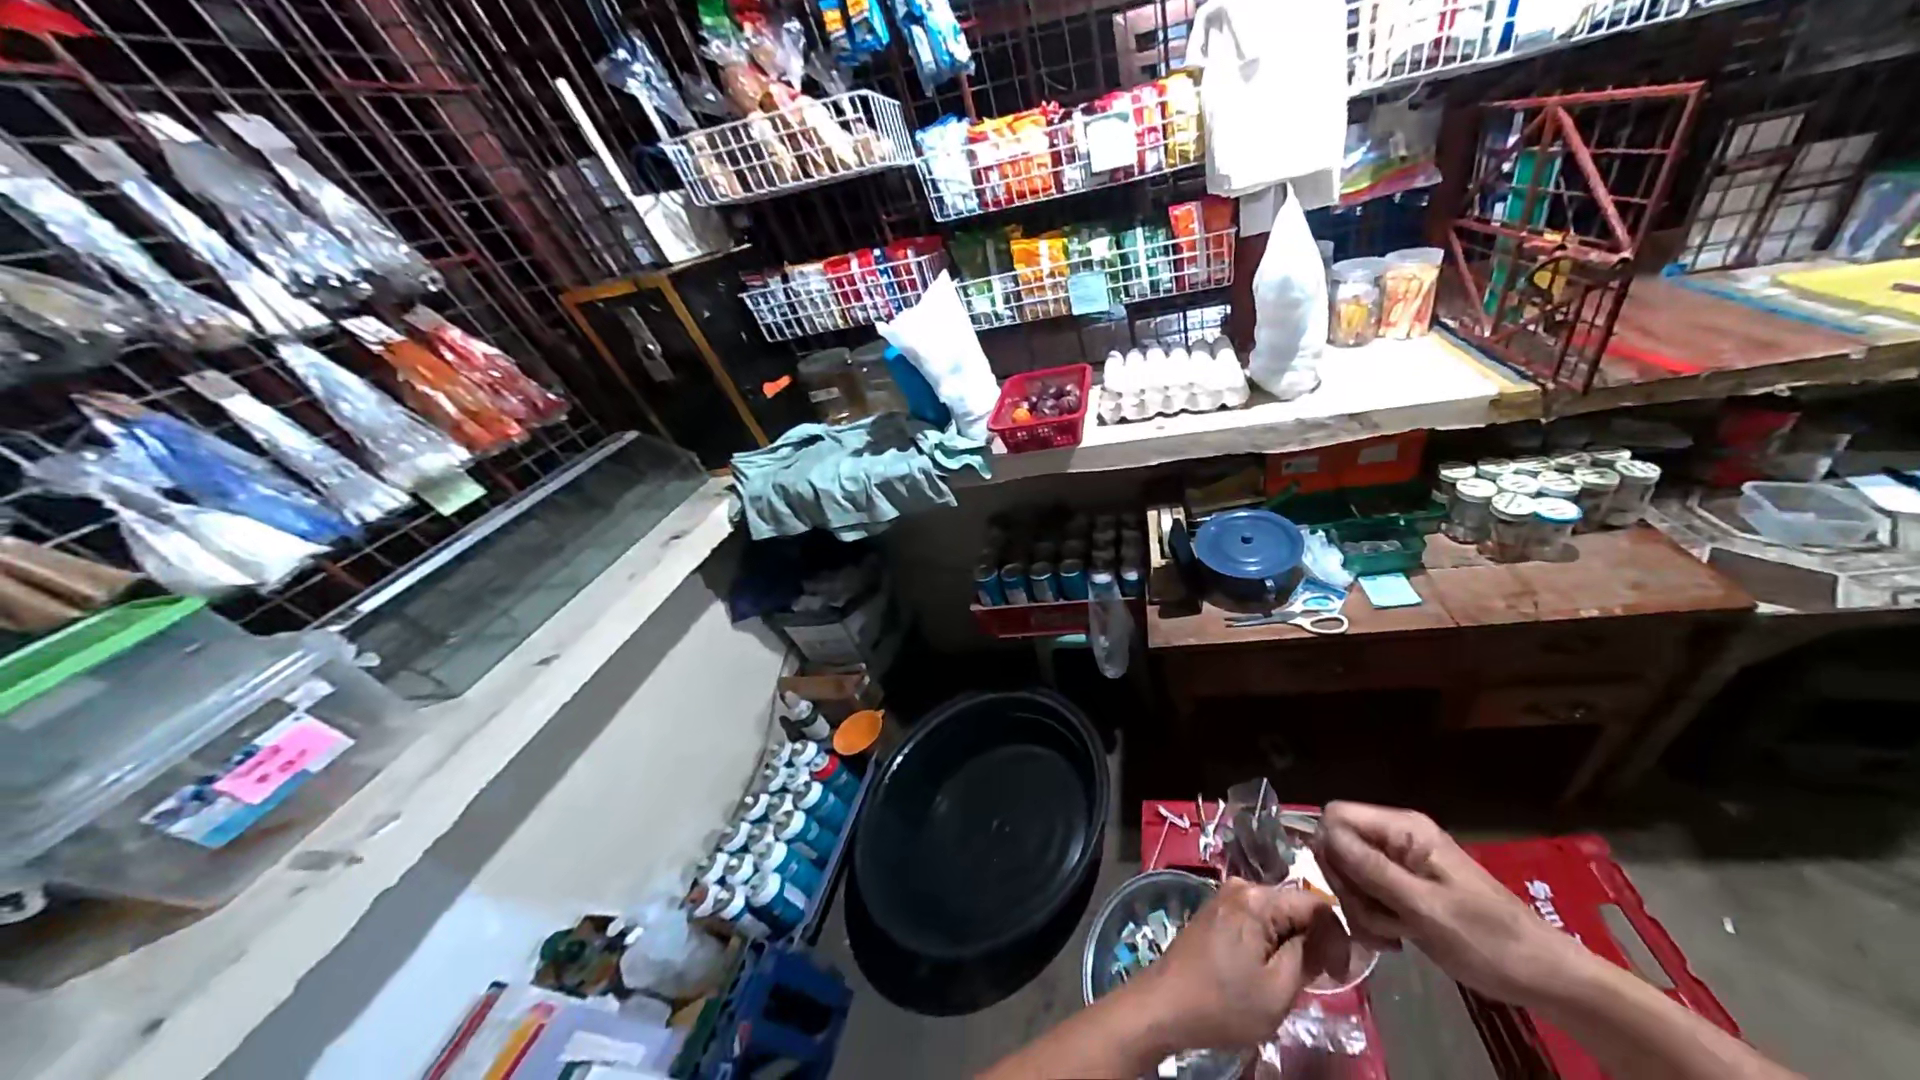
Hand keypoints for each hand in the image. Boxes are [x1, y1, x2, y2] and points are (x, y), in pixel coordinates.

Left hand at [1125, 878, 1331, 1051]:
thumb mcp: (1278, 990)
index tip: (1342, 972)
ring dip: (1293, 941)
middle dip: (1316, 938)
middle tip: (1326, 977)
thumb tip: (1328, 939)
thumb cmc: (1224, 1003)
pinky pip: (1256, 918)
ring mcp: (1224, 897)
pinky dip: (1271, 940)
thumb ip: (1308, 957)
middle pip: (1295, 905)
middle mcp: (1240, 887)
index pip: (1317, 904)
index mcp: (1257, 899)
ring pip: (1276, 913)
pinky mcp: (1215, 912)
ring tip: (1300, 976)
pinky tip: (1272, 967)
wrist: (1164, 1005)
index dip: (1338, 936)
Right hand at [1312, 800, 1588, 1006]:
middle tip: (1373, 920)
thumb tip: (1322, 835)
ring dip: (1362, 908)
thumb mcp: (1424, 906)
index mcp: (1404, 829)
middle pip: (1339, 845)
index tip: (1347, 888)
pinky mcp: (1406, 887)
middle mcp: (1397, 837)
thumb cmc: (1488, 940)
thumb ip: (1370, 868)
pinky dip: (1374, 917)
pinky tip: (1395, 938)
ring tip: (1391, 935)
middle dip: (1348, 885)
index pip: (1335, 815)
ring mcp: (1402, 862)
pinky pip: (1368, 892)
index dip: (1330, 848)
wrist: (1546, 977)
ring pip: (1350, 872)